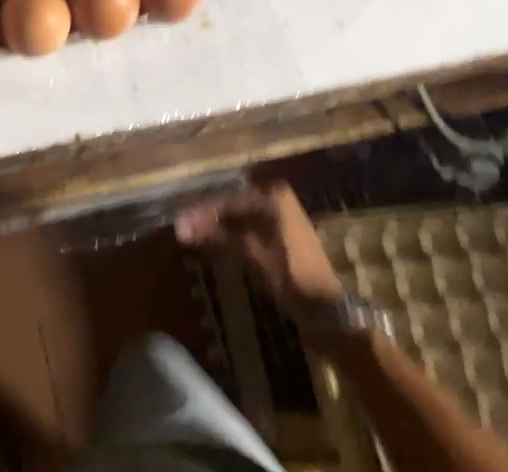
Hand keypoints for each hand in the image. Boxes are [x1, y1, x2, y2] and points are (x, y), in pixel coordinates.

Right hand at [175, 182, 343, 318]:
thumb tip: (180, 226)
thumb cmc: (291, 276)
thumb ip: (217, 236)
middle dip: (208, 216)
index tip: (180, 223)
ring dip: (218, 225)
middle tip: (183, 229)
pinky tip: (215, 242)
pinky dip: (232, 233)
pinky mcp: (283, 234)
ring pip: (240, 215)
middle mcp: (278, 198)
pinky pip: (250, 226)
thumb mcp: (251, 254)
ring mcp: (282, 216)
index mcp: (273, 197)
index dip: (201, 211)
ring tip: (193, 235)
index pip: (228, 198)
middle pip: (233, 204)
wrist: (327, 309)